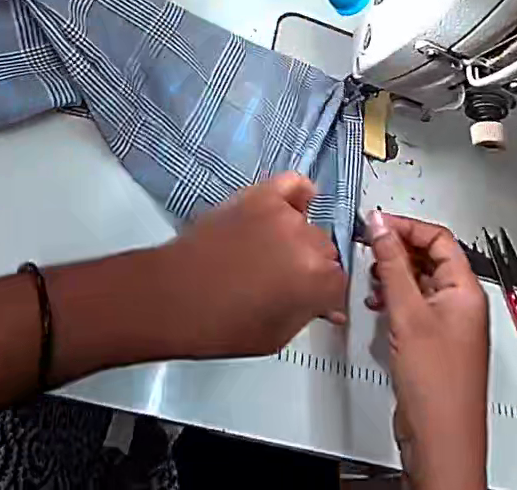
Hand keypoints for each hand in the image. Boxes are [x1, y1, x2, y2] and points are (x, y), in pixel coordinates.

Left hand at [141, 173, 349, 358]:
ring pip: (307, 224)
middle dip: (314, 268)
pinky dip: (298, 192)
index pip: (340, 283)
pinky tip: (297, 204)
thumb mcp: (277, 333)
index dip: (326, 295)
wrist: (176, 292)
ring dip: (298, 239)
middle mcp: (305, 240)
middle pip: (325, 251)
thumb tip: (326, 305)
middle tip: (289, 280)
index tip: (315, 302)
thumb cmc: (223, 324)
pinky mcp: (257, 194)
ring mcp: (281, 212)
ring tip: (274, 252)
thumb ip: (308, 312)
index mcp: (316, 278)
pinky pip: (292, 183)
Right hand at [363, 209, 487, 489]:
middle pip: (429, 255)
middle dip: (397, 248)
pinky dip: (392, 295)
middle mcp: (459, 303)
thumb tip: (380, 224)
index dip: (407, 226)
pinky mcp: (431, 339)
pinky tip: (377, 302)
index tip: (377, 225)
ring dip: (392, 272)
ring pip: (418, 278)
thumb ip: (391, 263)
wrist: (440, 442)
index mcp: (465, 291)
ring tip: (372, 277)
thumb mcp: (406, 312)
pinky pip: (412, 301)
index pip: (438, 238)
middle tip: (369, 247)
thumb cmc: (437, 389)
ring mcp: (446, 322)